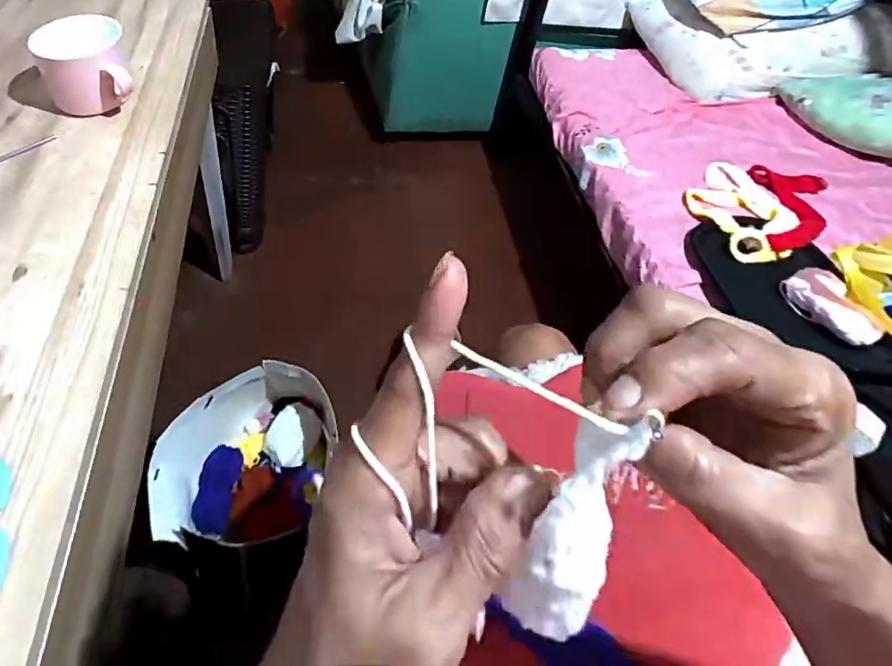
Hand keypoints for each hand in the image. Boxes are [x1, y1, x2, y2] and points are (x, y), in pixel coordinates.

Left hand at [264, 255, 555, 665]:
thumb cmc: (355, 662)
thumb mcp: (429, 618)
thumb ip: (485, 545)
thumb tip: (536, 478)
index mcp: (366, 477)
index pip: (406, 384)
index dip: (432, 322)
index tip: (451, 265)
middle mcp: (378, 467)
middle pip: (456, 431)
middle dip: (497, 467)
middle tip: (525, 527)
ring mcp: (390, 491)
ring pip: (465, 461)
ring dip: (494, 498)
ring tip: (493, 565)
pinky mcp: (402, 515)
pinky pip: (458, 490)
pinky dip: (484, 512)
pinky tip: (487, 559)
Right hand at [582, 286, 866, 589]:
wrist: (806, 545)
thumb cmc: (800, 539)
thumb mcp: (767, 525)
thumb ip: (705, 478)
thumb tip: (632, 434)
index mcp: (806, 384)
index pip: (721, 348)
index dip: (662, 370)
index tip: (615, 413)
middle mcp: (761, 344)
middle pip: (669, 310)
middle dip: (623, 350)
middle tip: (601, 409)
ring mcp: (721, 338)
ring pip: (645, 312)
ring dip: (610, 354)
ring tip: (602, 409)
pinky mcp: (687, 349)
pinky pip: (635, 334)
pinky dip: (610, 364)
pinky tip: (611, 405)